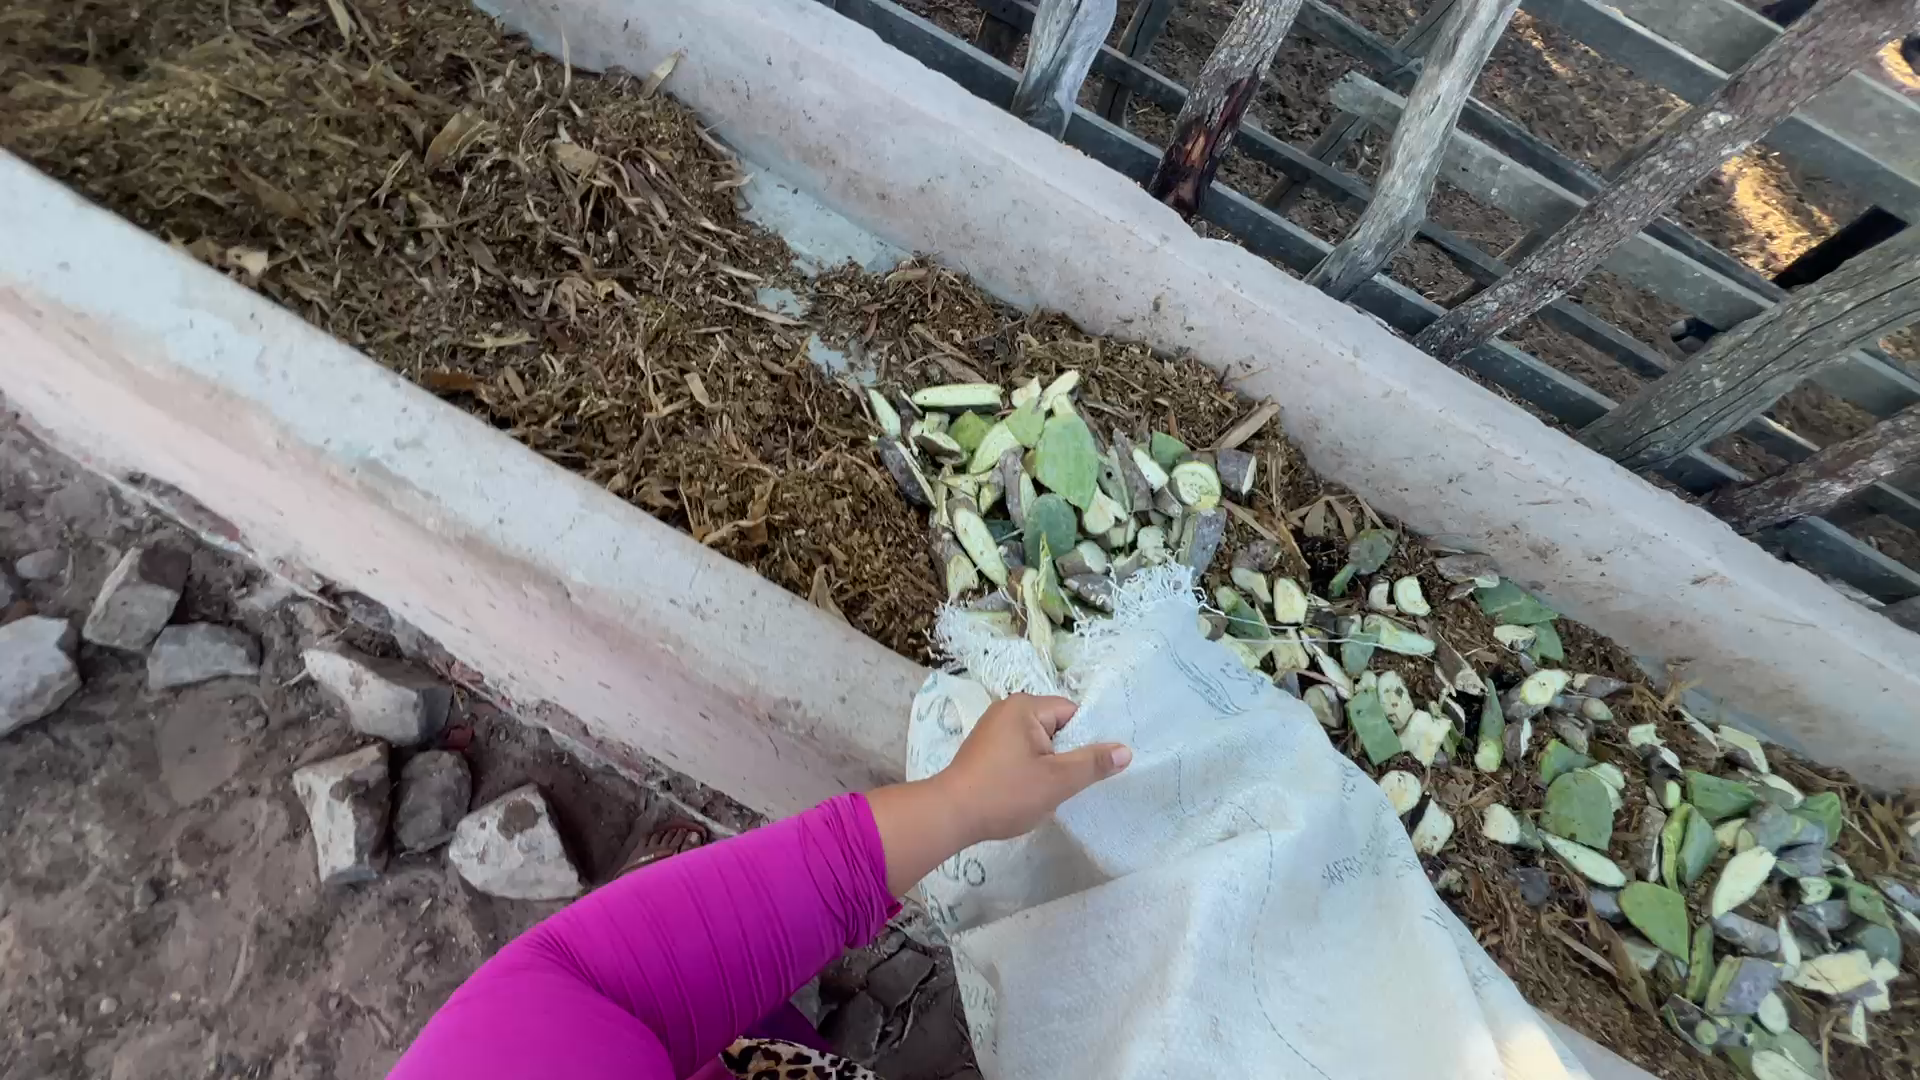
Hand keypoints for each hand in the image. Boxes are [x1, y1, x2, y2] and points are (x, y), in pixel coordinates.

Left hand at [935, 694, 1133, 841]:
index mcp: (1025, 706)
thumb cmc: (1006, 793)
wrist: (951, 814)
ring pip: (1039, 741)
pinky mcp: (985, 747)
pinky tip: (1028, 790)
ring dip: (1048, 764)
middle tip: (1069, 782)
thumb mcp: (1057, 780)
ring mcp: (993, 727)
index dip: (1085, 740)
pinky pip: (1021, 750)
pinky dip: (1030, 767)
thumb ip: (1093, 763)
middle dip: (1066, 753)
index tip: (1089, 768)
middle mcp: (1008, 708)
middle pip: (1056, 726)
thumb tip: (1125, 750)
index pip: (1072, 712)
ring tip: (1047, 789)